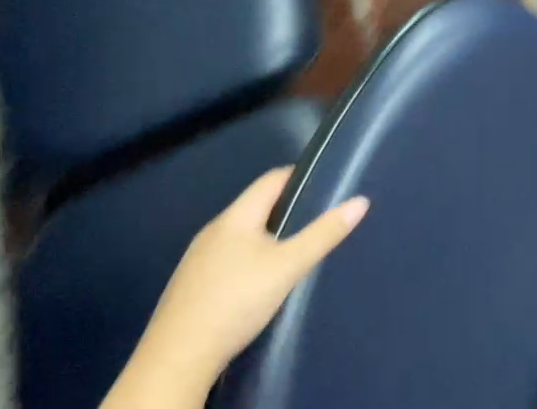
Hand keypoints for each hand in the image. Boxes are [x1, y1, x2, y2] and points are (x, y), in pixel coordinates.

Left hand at [102, 168, 367, 408]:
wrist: (175, 361)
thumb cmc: (235, 301)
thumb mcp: (289, 266)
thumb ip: (324, 233)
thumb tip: (361, 201)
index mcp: (234, 218)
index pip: (272, 180)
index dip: (301, 176)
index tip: (329, 185)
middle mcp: (212, 232)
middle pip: (257, 207)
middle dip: (289, 209)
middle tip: (320, 220)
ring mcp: (197, 261)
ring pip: (242, 235)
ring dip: (269, 236)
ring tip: (297, 250)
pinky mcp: (191, 287)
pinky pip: (229, 258)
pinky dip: (251, 258)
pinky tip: (263, 280)